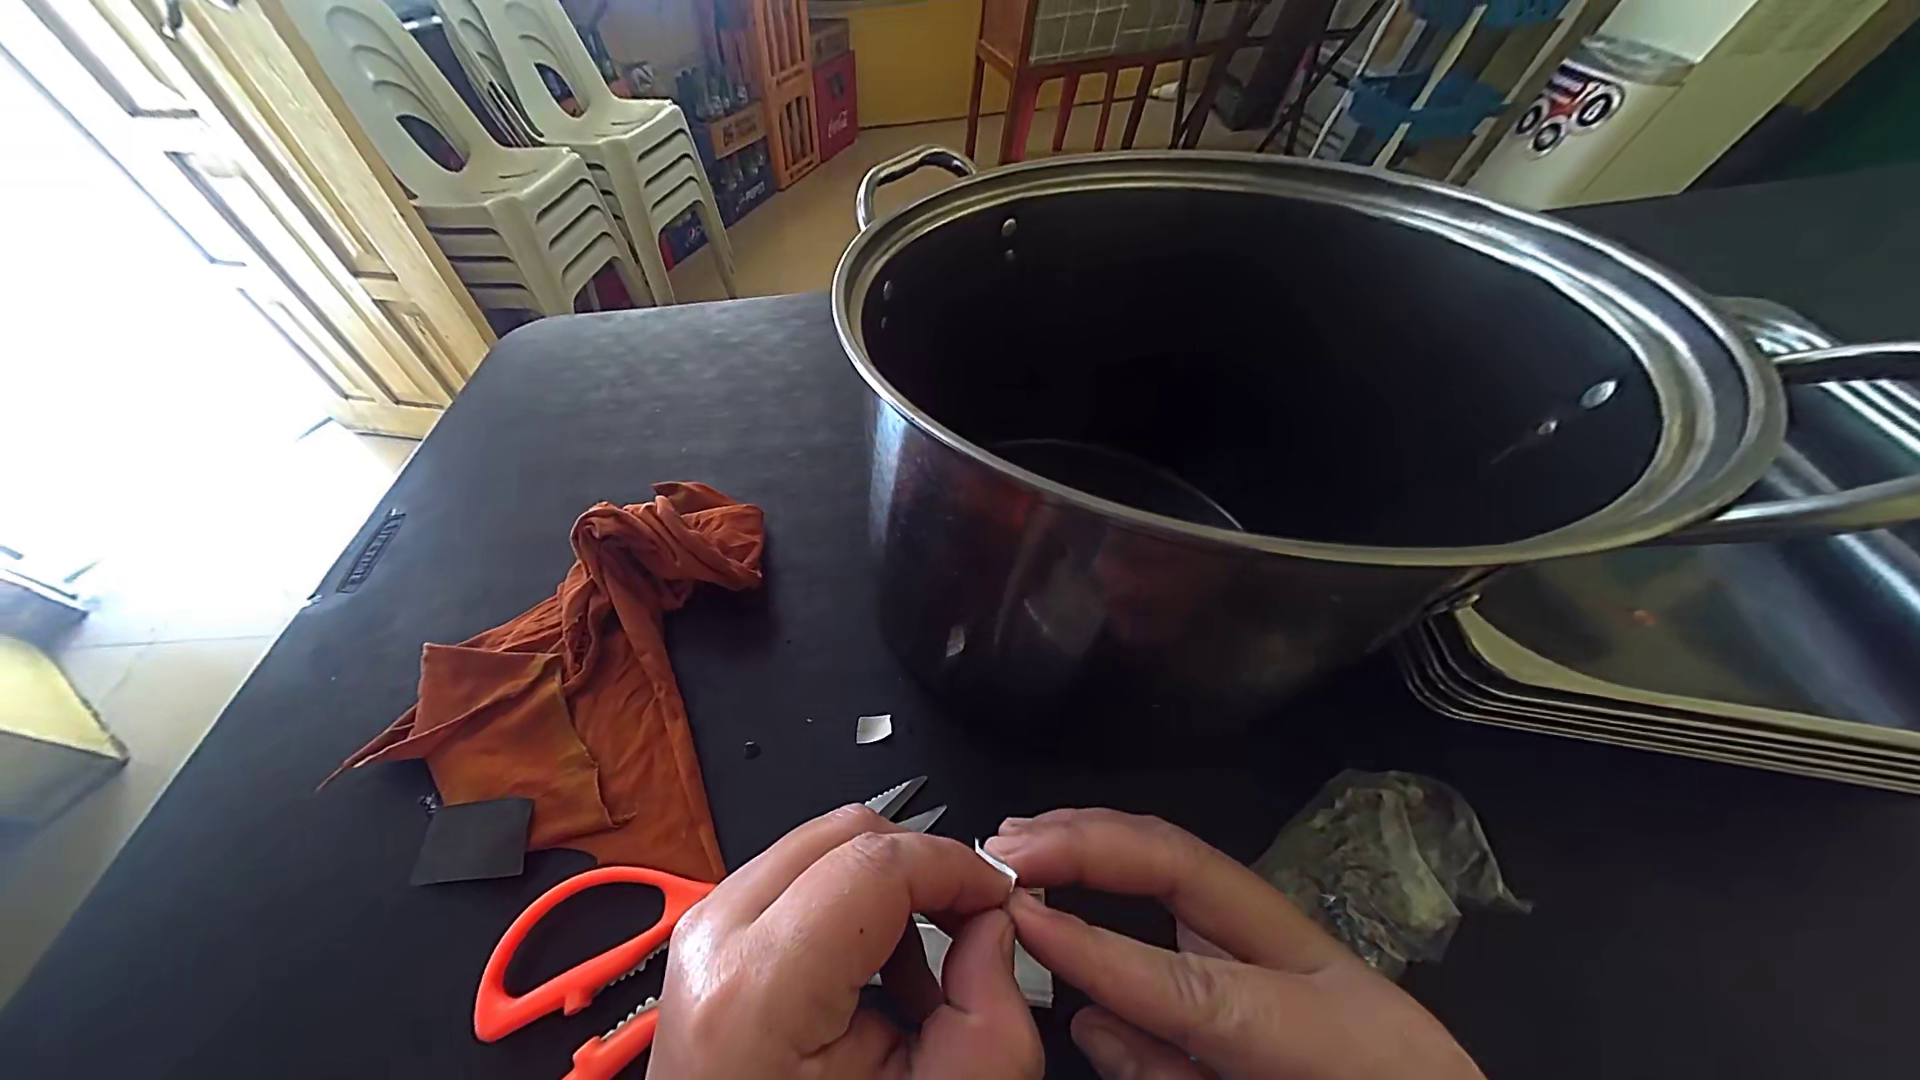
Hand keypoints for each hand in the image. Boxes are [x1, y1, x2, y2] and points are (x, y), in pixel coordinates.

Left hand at [648, 805, 1043, 1078]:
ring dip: (891, 886)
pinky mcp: (714, 930)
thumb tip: (991, 924)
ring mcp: (708, 928)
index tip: (993, 892)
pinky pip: (802, 871)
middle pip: (850, 833)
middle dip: (924, 866)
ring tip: (916, 967)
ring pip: (828, 843)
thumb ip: (989, 1017)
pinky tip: (873, 967)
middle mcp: (716, 941)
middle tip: (966, 916)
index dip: (954, 865)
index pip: (877, 862)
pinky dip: (856, 899)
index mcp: (755, 991)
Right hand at [983, 809, 1483, 1079]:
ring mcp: (1294, 930)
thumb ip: (1172, 1078)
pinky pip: (1181, 866)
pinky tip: (1070, 844)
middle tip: (1011, 846)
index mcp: (1337, 1039)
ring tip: (1023, 834)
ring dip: (1092, 832)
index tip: (1024, 920)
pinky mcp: (1272, 922)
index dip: (1101, 953)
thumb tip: (1089, 1020)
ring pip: (1181, 850)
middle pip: (1189, 868)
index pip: (1199, 990)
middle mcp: (1314, 960)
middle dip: (1091, 844)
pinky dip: (1115, 847)